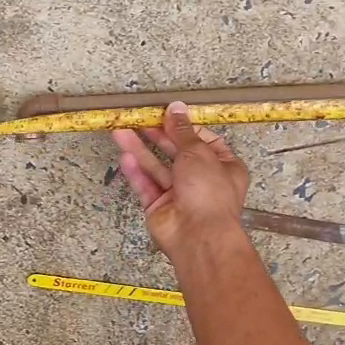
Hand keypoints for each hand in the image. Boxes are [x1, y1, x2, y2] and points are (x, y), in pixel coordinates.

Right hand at [111, 102, 251, 259]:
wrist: (197, 234)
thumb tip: (176, 109)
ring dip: (138, 150)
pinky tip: (124, 157)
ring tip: (121, 132)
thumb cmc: (210, 195)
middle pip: (175, 152)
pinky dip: (135, 172)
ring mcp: (179, 194)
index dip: (183, 127)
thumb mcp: (198, 152)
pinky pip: (145, 185)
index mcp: (222, 166)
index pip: (201, 140)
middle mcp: (201, 180)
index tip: (165, 114)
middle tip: (138, 120)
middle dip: (156, 136)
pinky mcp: (159, 206)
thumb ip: (182, 131)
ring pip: (155, 167)